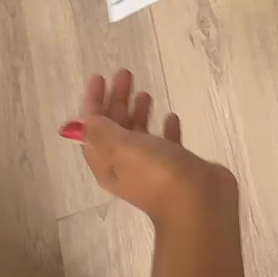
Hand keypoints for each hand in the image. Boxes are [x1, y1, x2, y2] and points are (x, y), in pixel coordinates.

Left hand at [65, 70, 236, 230]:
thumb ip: (103, 132)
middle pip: (115, 129)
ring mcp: (153, 165)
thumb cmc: (157, 173)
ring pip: (139, 134)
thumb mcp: (123, 149)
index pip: (93, 129)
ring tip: (145, 93)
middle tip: (125, 74)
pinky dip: (165, 128)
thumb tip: (79, 123)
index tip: (99, 77)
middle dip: (116, 101)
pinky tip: (171, 116)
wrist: (197, 203)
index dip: (92, 103)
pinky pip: (167, 142)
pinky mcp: (177, 165)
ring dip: (138, 112)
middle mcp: (127, 165)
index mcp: (109, 163)